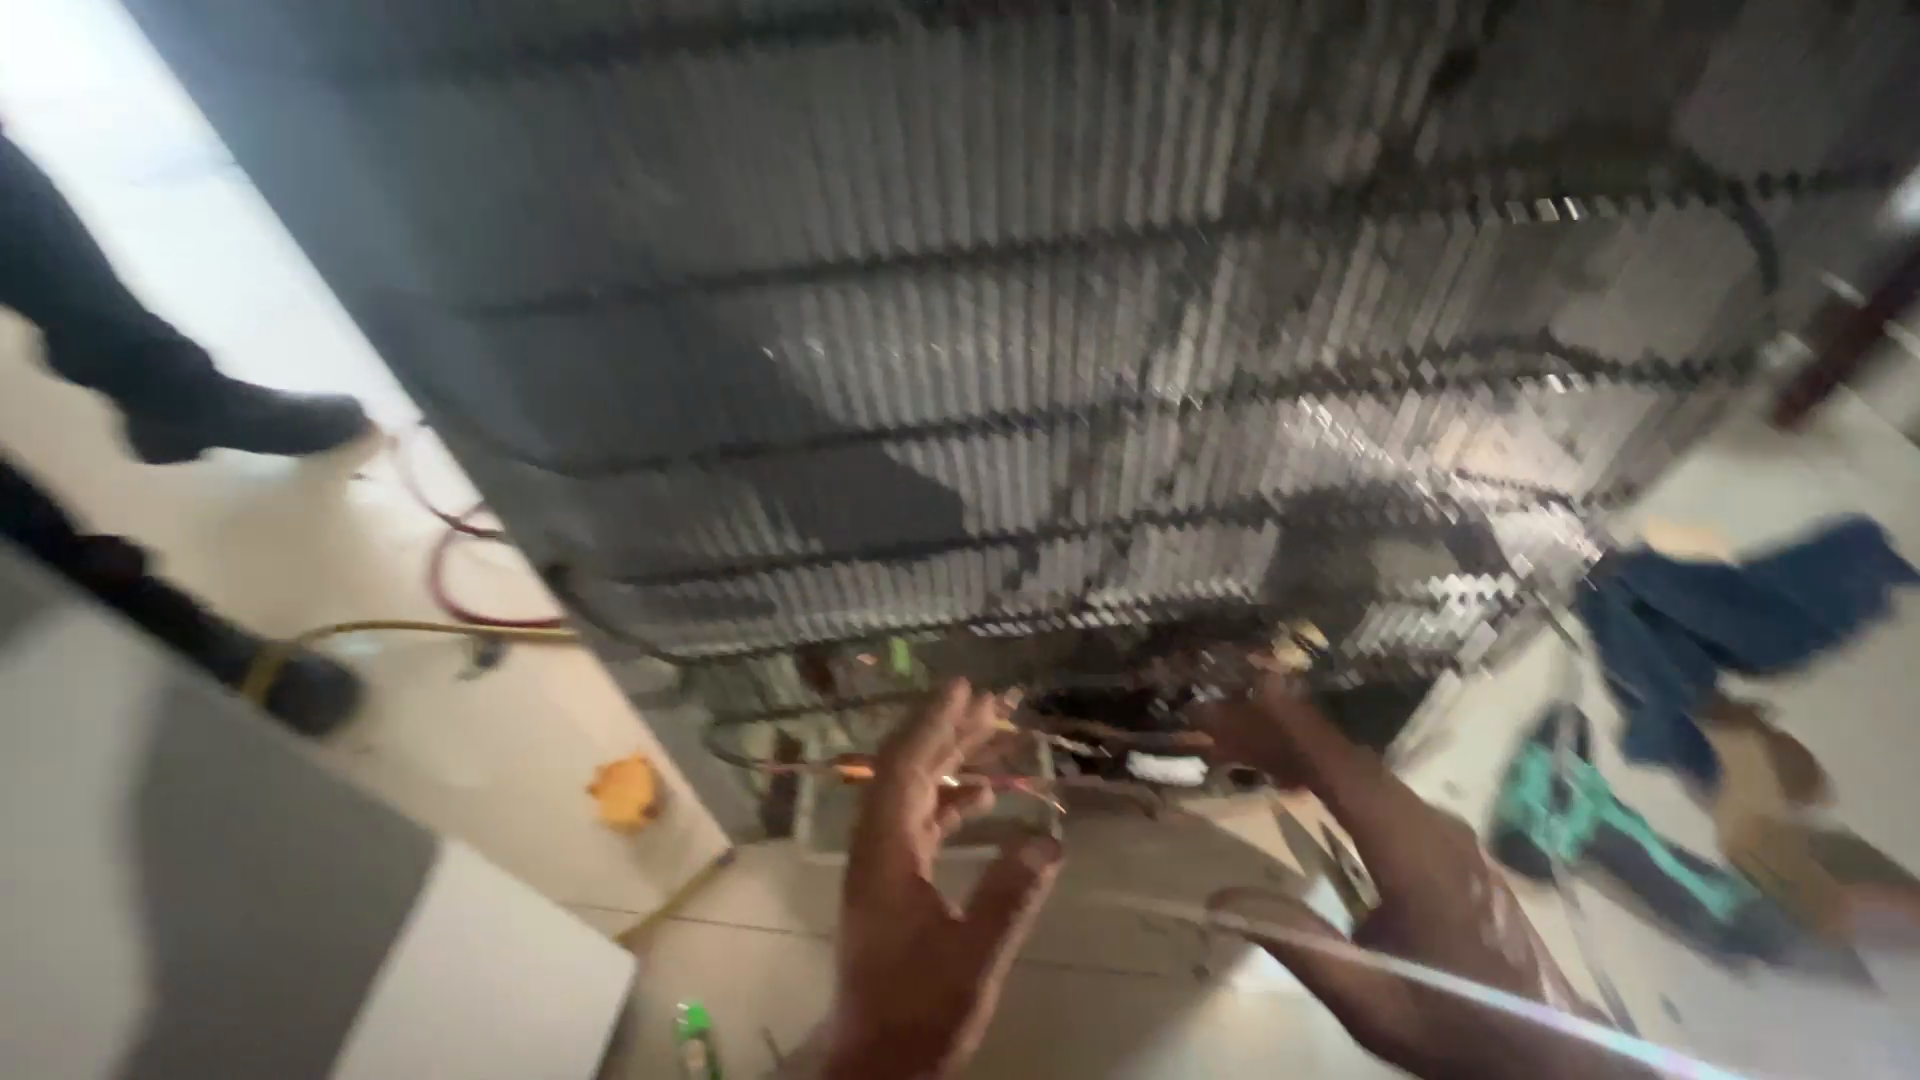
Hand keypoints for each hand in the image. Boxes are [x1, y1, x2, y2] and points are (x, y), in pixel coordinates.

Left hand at [823, 679, 1062, 1078]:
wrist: (874, 1063)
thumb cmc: (916, 1012)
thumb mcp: (972, 958)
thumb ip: (1009, 898)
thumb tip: (1050, 839)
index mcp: (884, 853)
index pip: (906, 769)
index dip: (932, 724)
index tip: (963, 689)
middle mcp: (877, 846)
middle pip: (908, 770)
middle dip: (946, 731)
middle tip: (988, 700)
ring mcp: (883, 863)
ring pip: (916, 793)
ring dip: (950, 761)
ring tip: (992, 732)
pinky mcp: (894, 881)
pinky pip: (922, 822)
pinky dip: (951, 801)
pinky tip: (983, 794)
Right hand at [1198, 678, 1645, 1079]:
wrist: (1553, 1054)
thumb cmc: (1458, 1027)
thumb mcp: (1371, 1004)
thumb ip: (1298, 945)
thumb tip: (1217, 898)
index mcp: (1418, 860)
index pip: (1349, 776)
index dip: (1300, 729)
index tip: (1258, 687)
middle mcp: (1434, 830)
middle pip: (1347, 762)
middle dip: (1279, 732)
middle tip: (1215, 720)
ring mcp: (1444, 832)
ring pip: (1362, 772)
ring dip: (1298, 750)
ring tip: (1237, 745)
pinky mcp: (1445, 842)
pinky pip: (1375, 789)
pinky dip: (1325, 771)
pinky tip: (1293, 779)